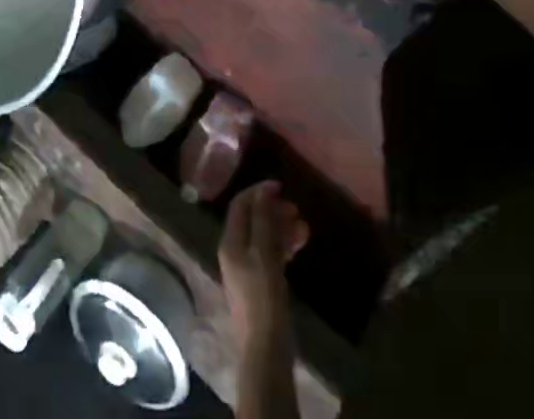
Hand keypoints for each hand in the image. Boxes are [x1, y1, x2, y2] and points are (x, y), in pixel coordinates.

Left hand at [219, 182, 308, 354]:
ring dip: (280, 227)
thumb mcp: (264, 254)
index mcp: (230, 241)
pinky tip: (300, 244)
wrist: (265, 346)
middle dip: (272, 210)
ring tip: (304, 226)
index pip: (239, 205)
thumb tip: (264, 189)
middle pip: (251, 220)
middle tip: (296, 208)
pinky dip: (283, 245)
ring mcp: (246, 267)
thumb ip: (262, 221)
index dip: (258, 192)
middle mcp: (234, 250)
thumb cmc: (264, 297)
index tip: (281, 186)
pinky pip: (270, 254)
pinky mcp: (259, 283)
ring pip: (262, 237)